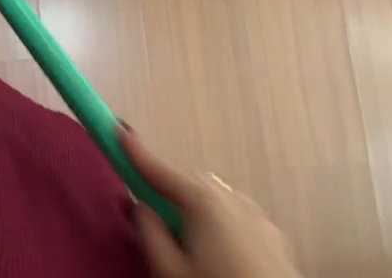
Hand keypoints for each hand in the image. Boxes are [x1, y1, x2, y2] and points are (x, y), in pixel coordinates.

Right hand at [123, 131, 300, 277]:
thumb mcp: (169, 271)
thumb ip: (149, 231)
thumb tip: (140, 205)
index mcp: (203, 201)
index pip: (158, 169)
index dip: (133, 150)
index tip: (116, 128)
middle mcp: (232, 198)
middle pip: (188, 182)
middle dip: (168, 191)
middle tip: (152, 216)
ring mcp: (257, 217)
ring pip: (213, 199)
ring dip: (194, 209)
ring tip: (187, 244)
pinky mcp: (274, 239)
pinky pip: (236, 217)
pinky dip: (220, 224)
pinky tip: (219, 254)